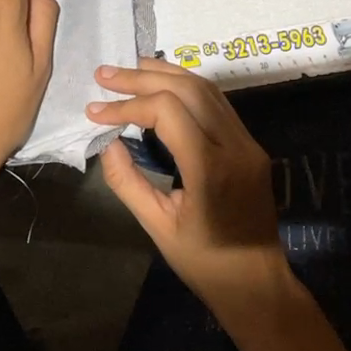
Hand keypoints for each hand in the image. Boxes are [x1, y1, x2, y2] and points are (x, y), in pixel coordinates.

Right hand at [88, 59, 285, 305]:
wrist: (256, 282)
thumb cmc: (203, 262)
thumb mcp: (156, 226)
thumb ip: (126, 181)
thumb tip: (106, 142)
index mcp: (210, 169)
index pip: (167, 111)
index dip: (127, 105)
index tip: (95, 112)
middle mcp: (235, 146)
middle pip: (187, 88)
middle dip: (142, 77)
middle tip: (103, 74)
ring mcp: (247, 143)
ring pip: (206, 88)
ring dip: (165, 73)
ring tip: (128, 69)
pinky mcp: (250, 145)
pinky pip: (217, 103)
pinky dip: (184, 87)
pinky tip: (160, 87)